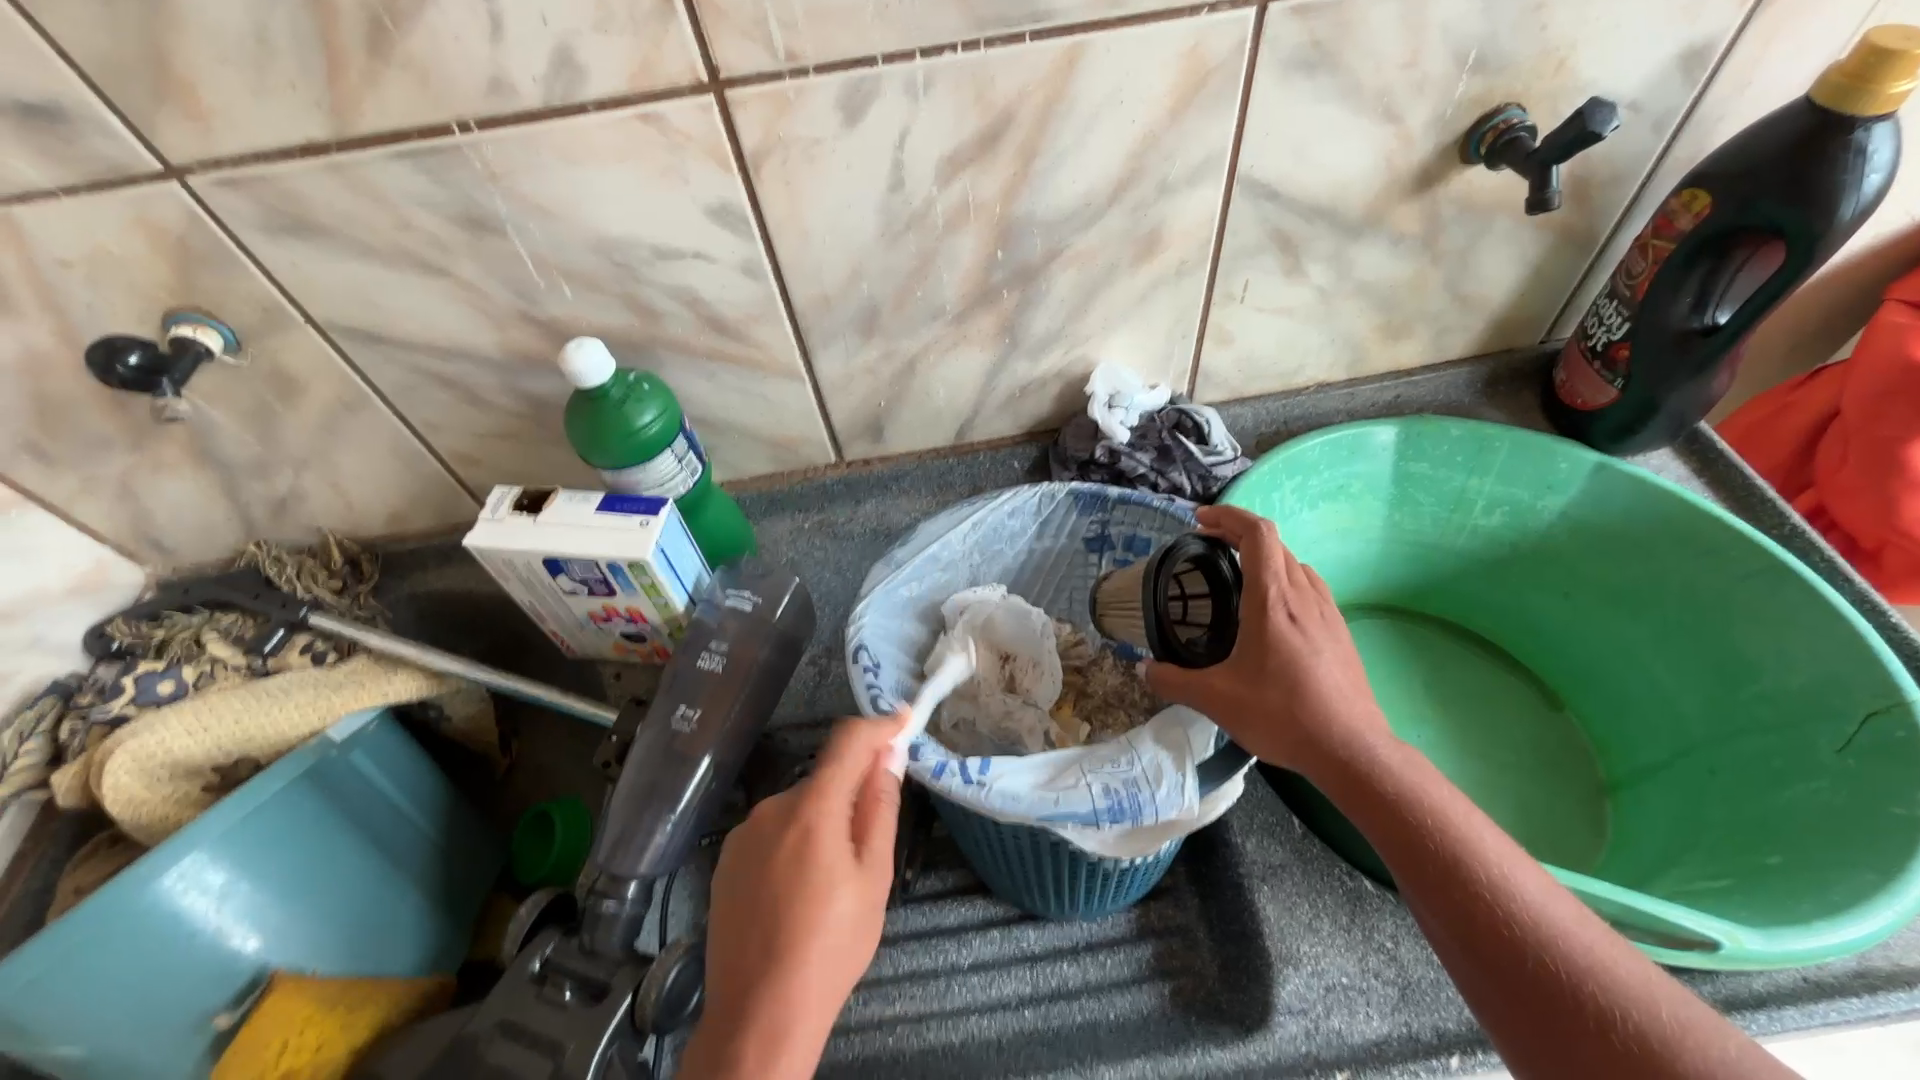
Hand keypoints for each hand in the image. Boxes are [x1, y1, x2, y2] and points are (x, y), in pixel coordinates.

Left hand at [680, 713, 905, 1079]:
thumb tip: (887, 758)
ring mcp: (742, 835)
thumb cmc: (831, 946)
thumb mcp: (873, 878)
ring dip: (821, 825)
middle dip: (851, 795)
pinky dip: (793, 846)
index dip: (879, 726)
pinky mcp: (725, 861)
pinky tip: (797, 894)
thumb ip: (879, 809)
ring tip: (831, 886)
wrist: (759, 1012)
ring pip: (797, 810)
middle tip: (870, 847)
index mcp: (811, 808)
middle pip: (822, 781)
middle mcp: (770, 809)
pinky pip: (771, 835)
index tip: (904, 718)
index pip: (847, 742)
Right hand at [1146, 505, 1390, 776]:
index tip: (1200, 522)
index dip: (1228, 516)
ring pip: (1295, 564)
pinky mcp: (1340, 632)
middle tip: (1208, 546)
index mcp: (1272, 600)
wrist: (1351, 749)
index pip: (1257, 533)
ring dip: (1265, 557)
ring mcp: (1328, 612)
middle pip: (1275, 543)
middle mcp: (1304, 595)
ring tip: (1238, 576)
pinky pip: (1310, 587)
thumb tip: (1144, 670)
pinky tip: (1272, 614)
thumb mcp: (1216, 700)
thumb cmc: (1282, 715)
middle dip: (1239, 534)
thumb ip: (1174, 681)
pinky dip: (1285, 581)